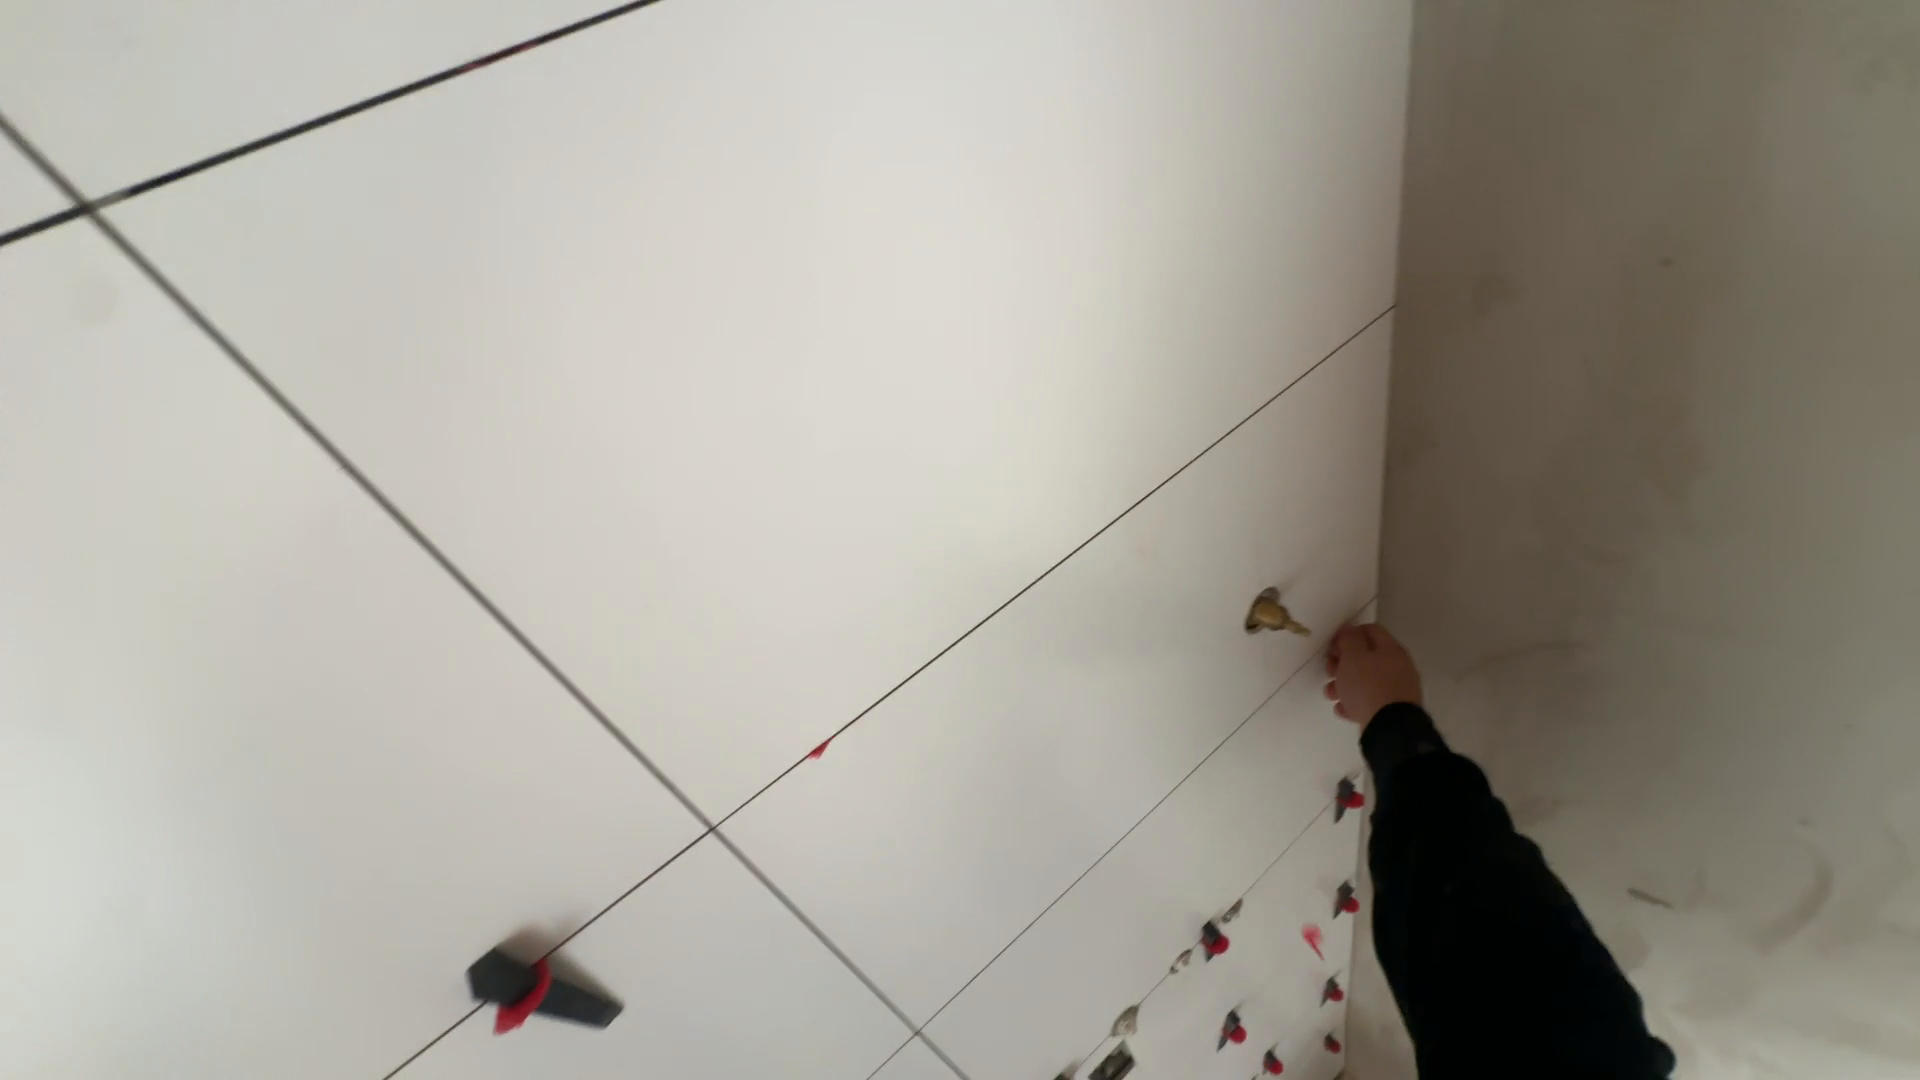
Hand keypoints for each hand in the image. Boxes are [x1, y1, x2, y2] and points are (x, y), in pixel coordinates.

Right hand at [1324, 622, 1422, 728]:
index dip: (1347, 635)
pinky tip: (1344, 709)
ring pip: (1364, 679)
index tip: (1332, 647)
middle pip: (1365, 656)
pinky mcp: (1392, 708)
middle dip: (1342, 663)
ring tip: (1331, 695)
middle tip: (1329, 671)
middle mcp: (1397, 666)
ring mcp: (1396, 688)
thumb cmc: (1367, 686)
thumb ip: (1349, 639)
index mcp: (1390, 649)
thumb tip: (1348, 628)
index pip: (1369, 629)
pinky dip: (1354, 702)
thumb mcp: (1352, 657)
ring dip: (1344, 684)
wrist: (1390, 727)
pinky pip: (1369, 699)